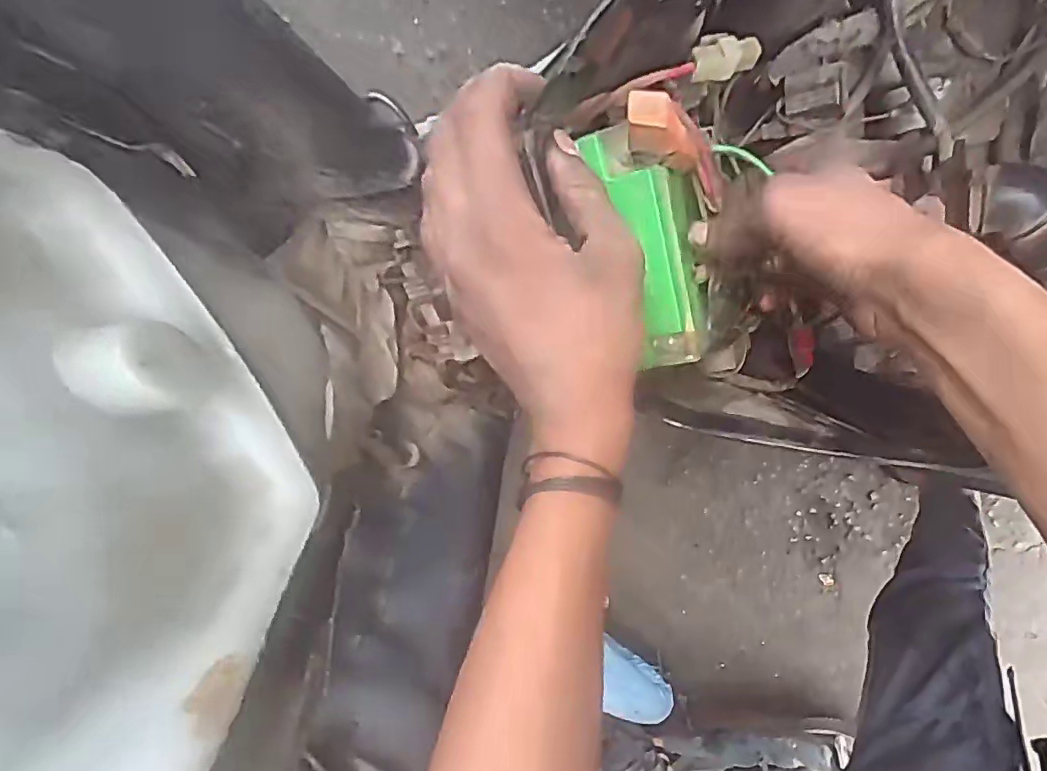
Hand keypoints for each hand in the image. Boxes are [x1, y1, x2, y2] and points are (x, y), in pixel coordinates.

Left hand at [422, 66, 644, 470]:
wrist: (571, 408)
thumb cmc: (603, 337)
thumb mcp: (615, 257)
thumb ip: (584, 191)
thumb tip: (556, 150)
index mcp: (501, 223)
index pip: (476, 124)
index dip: (499, 88)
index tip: (532, 87)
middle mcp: (458, 235)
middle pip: (441, 143)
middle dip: (472, 108)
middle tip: (514, 108)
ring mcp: (447, 265)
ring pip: (431, 180)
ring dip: (457, 147)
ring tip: (498, 145)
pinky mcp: (450, 288)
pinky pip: (435, 218)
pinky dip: (452, 187)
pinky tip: (483, 195)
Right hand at [702, 168, 949, 340]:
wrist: (898, 282)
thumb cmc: (839, 229)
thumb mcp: (778, 207)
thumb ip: (736, 220)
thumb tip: (697, 237)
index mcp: (817, 165)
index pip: (762, 176)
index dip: (733, 201)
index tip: (709, 230)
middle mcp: (826, 200)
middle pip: (771, 221)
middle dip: (744, 247)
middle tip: (720, 270)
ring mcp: (835, 243)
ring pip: (783, 258)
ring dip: (761, 277)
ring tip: (748, 293)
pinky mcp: (840, 282)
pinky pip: (800, 286)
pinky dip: (783, 295)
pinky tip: (770, 306)